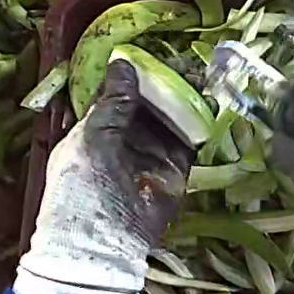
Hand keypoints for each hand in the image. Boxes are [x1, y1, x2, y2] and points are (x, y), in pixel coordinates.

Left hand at [16, 59, 191, 293]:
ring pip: (172, 114)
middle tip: (184, 59)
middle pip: (150, 100)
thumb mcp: (92, 136)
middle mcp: (128, 134)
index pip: (119, 91)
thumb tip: (123, 62)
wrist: (102, 242)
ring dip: (185, 95)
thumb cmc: (84, 184)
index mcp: (98, 125)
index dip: (134, 72)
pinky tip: (209, 98)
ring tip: (201, 72)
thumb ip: (113, 101)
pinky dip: (200, 119)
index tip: (152, 51)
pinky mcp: (176, 166)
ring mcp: (153, 149)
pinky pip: (190, 137)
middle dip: (166, 80)